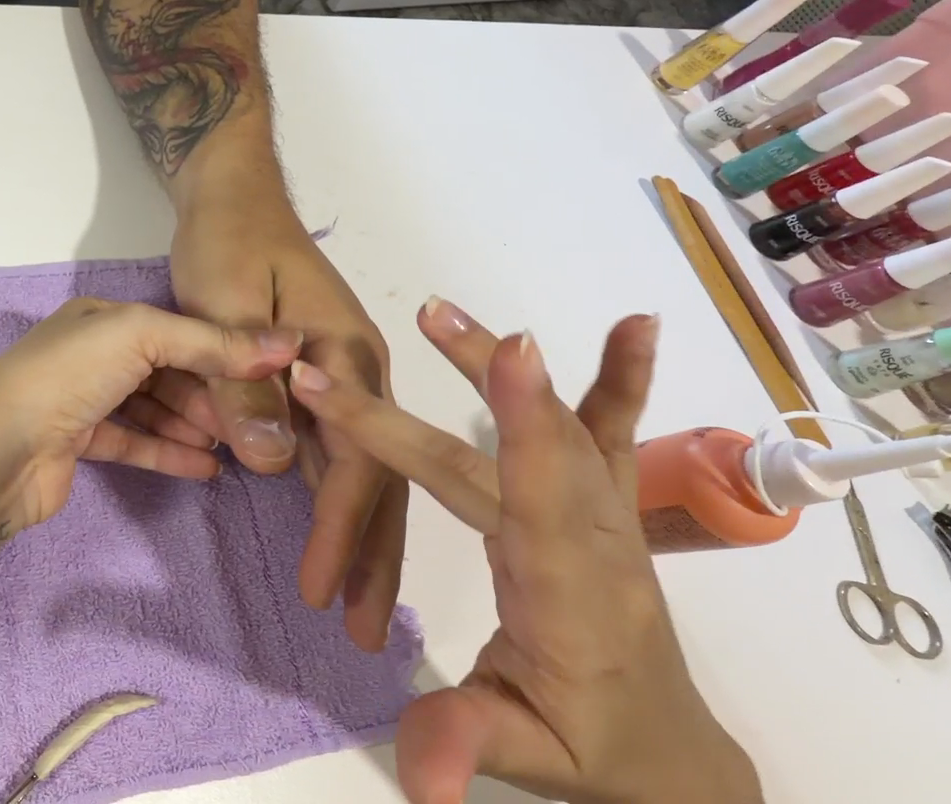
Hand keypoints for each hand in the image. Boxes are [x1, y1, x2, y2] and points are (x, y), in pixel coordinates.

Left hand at [0, 298, 301, 528]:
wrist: (0, 452)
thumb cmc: (67, 376)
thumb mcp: (138, 337)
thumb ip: (210, 340)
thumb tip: (286, 342)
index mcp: (98, 318)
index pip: (172, 330)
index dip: (219, 351)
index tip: (267, 377)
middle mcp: (89, 354)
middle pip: (164, 371)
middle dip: (208, 394)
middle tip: (252, 423)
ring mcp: (81, 399)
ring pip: (150, 408)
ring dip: (191, 425)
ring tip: (234, 446)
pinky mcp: (77, 443)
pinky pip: (133, 442)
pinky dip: (167, 452)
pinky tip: (205, 469)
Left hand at [170, 180, 406, 649]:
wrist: (226, 193)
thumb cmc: (226, 240)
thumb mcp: (223, 302)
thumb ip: (244, 381)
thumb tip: (277, 465)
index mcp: (343, 355)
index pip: (352, 460)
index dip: (336, 529)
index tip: (322, 592)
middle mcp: (350, 372)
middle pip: (368, 474)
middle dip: (367, 552)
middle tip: (364, 628)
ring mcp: (327, 375)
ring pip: (342, 466)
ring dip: (344, 531)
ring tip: (346, 595)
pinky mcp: (296, 376)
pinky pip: (310, 444)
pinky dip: (309, 488)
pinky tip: (310, 524)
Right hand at [288, 298, 761, 803]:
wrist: (671, 754)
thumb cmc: (588, 746)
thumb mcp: (525, 756)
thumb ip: (470, 746)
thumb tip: (417, 779)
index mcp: (570, 591)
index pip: (537, 497)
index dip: (519, 425)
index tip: (509, 351)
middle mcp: (593, 539)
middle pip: (521, 449)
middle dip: (455, 389)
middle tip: (398, 328)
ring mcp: (605, 518)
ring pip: (558, 424)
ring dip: (497, 365)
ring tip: (440, 311)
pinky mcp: (604, 509)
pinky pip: (614, 436)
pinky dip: (620, 379)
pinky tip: (631, 324)